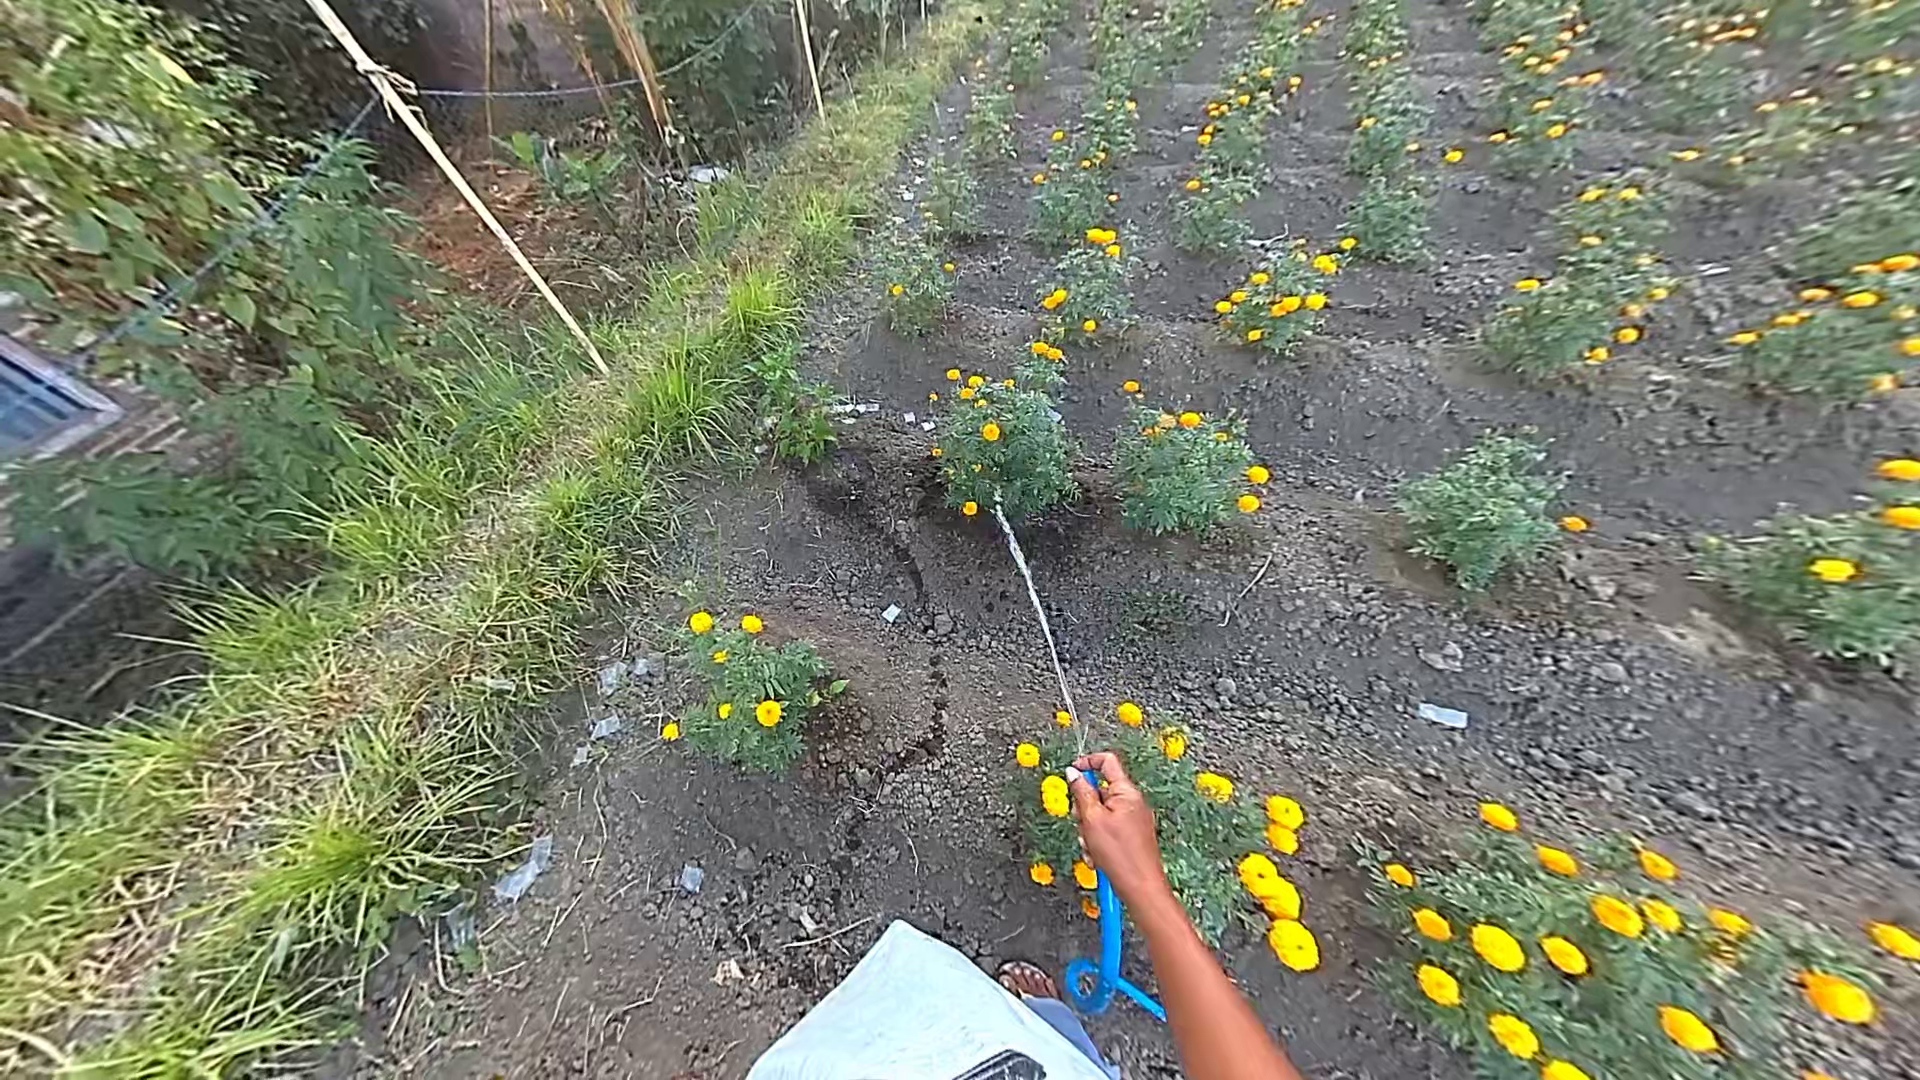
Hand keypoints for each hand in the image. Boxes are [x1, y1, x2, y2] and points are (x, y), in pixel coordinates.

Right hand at [1068, 751, 1169, 906]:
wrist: (1142, 889)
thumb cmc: (1121, 856)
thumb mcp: (1092, 819)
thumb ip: (1081, 792)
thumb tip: (1073, 773)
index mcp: (1126, 792)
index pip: (1106, 761)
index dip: (1087, 763)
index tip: (1072, 773)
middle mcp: (1133, 802)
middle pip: (1100, 790)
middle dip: (1085, 806)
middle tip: (1082, 822)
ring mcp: (1134, 819)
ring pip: (1101, 812)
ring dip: (1089, 827)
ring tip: (1091, 845)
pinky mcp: (1133, 835)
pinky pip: (1108, 828)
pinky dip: (1098, 839)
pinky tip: (1097, 855)